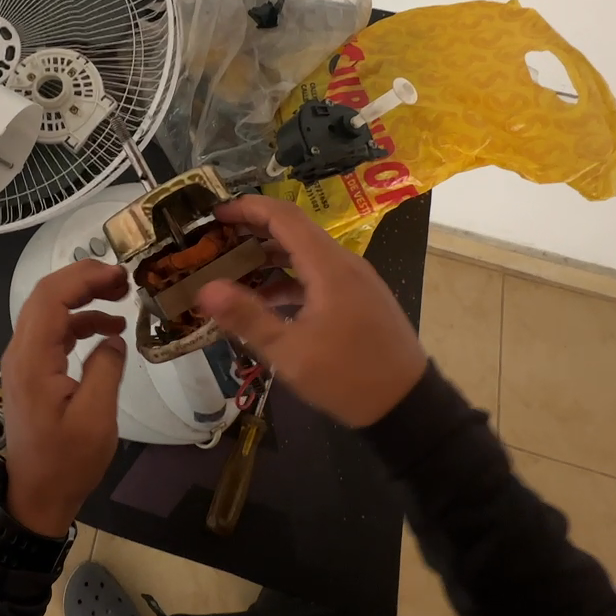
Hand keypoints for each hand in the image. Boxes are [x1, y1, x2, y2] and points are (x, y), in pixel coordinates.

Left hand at [0, 259, 128, 537]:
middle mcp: (21, 351)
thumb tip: (113, 337)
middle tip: (123, 279)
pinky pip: (53, 331)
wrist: (35, 497)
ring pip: (49, 311)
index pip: (50, 297)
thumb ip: (106, 369)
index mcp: (32, 358)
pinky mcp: (32, 370)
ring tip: (121, 298)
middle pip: (46, 296)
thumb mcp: (96, 419)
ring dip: (83, 298)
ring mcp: (23, 360)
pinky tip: (108, 329)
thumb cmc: (66, 462)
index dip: (83, 277)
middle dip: (84, 279)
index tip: (119, 274)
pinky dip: (79, 321)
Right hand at [197, 195, 427, 428]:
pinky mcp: (359, 297)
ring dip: (270, 253)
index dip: (248, 208)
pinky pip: (318, 272)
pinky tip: (267, 299)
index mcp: (328, 267)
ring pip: (306, 251)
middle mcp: (344, 263)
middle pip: (294, 229)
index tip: (215, 214)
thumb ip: (247, 317)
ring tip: (234, 266)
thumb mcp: (290, 352)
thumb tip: (205, 290)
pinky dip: (289, 276)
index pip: (284, 217)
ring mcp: (355, 280)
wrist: (410, 407)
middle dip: (254, 228)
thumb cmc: (348, 377)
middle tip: (217, 238)